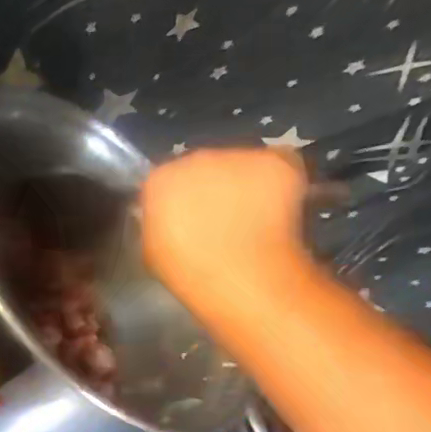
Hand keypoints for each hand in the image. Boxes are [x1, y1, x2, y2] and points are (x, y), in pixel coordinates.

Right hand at [141, 148, 313, 313]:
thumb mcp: (154, 248)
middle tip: (220, 216)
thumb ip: (159, 220)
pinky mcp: (275, 160)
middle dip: (210, 186)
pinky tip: (275, 207)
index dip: (178, 197)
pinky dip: (277, 182)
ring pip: (239, 165)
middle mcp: (195, 158)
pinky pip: (275, 165)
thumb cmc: (190, 272)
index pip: (166, 179)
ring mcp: (237, 156)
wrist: (242, 275)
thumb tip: (170, 214)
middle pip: (202, 166)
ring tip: (251, 214)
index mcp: (159, 179)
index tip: (186, 217)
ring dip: (242, 183)